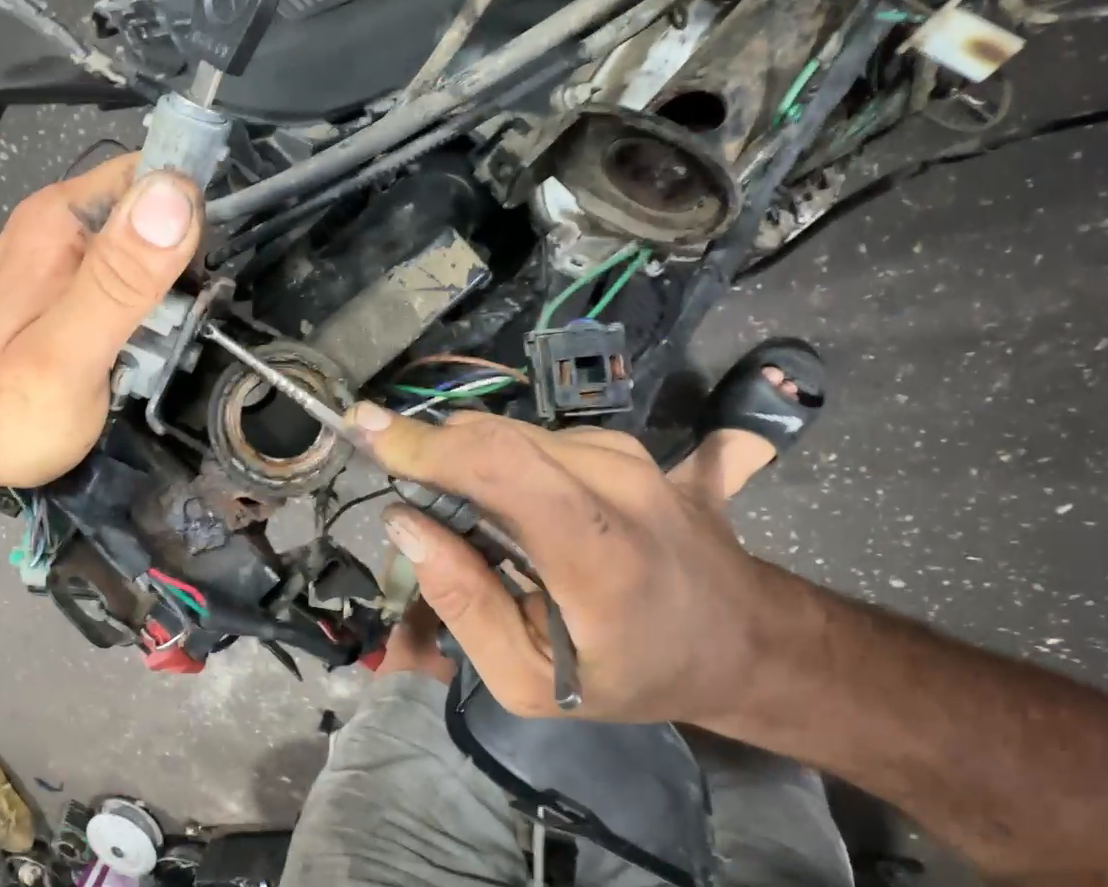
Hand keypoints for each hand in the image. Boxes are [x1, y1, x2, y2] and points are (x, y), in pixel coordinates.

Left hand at [0, 155, 201, 489]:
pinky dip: (146, 308)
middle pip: (152, 212)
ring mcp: (58, 257)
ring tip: (156, 345)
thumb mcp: (67, 352)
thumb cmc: (2, 413)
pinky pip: (126, 279)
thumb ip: (121, 278)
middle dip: (181, 263)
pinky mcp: (64, 287)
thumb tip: (176, 193)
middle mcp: (56, 225)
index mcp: (57, 221)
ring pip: (144, 249)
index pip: (153, 175)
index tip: (194, 283)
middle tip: (172, 328)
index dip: (189, 218)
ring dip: (167, 291)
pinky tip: (137, 348)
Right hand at [348, 404, 796, 725]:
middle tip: (415, 504)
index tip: (362, 426)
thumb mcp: (531, 679)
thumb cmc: (636, 672)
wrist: (744, 637)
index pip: (498, 465)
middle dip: (431, 456)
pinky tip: (516, 510)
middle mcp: (613, 481)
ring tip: (478, 524)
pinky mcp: (621, 443)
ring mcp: (624, 454)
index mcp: (596, 550)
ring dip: (467, 465)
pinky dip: (500, 463)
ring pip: (505, 433)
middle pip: (489, 437)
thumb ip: (460, 601)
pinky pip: (532, 438)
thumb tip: (402, 522)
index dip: (425, 443)